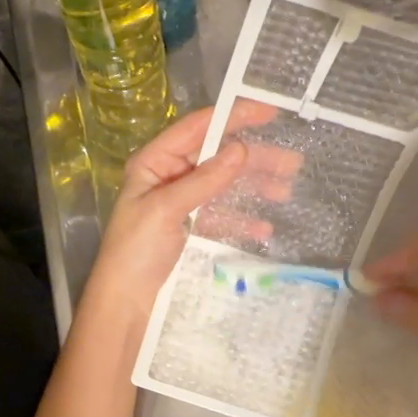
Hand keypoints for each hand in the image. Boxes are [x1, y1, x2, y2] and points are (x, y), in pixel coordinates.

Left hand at [81, 100, 290, 327]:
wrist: (125, 302)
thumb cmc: (136, 250)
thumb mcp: (166, 209)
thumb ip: (204, 180)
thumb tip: (241, 149)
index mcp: (154, 163)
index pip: (196, 128)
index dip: (233, 117)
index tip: (269, 113)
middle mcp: (168, 178)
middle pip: (217, 157)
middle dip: (253, 159)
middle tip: (292, 163)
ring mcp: (181, 205)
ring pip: (224, 187)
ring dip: (254, 188)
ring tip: (286, 192)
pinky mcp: (190, 231)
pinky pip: (221, 218)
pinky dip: (243, 221)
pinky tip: (265, 228)